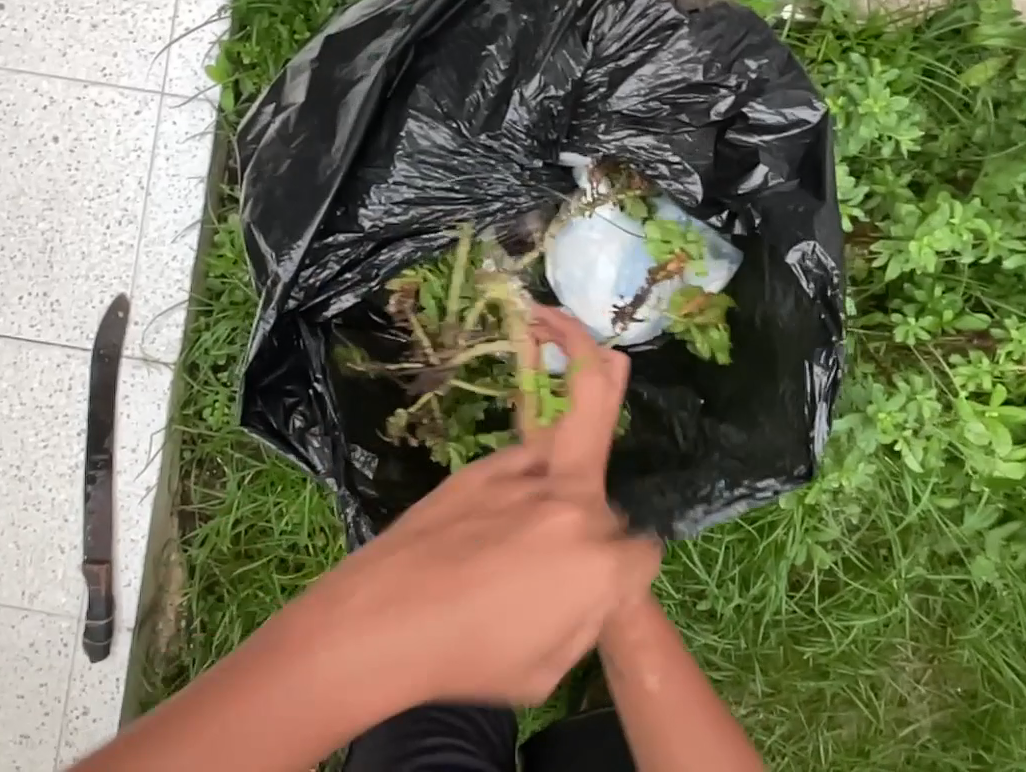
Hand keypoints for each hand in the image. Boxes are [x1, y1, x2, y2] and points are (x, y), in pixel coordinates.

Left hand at [277, 307, 656, 708]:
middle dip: (612, 386)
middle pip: (604, 432)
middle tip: (615, 355)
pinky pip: (520, 461)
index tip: (602, 587)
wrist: (382, 620)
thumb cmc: (468, 659)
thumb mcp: (549, 670)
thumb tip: (596, 584)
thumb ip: (587, 615)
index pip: (643, 552)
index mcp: (599, 566)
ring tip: (557, 377)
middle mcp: (571, 507)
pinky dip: (524, 475)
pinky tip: (498, 506)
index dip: (626, 573)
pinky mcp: (481, 469)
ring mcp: (523, 478)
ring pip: (562, 439)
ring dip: (564, 438)